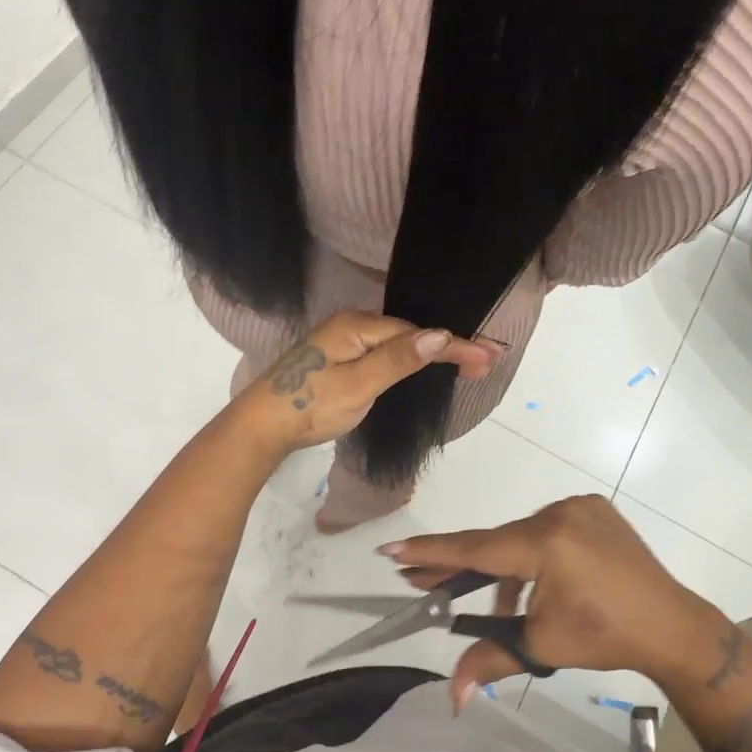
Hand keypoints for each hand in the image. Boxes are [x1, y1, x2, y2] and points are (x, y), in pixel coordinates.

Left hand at [229, 310, 498, 453]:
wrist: (261, 425)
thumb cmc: (310, 406)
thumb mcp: (358, 385)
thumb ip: (398, 359)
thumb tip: (439, 334)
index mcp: (357, 326)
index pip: (417, 332)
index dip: (455, 344)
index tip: (490, 356)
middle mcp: (351, 326)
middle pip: (410, 332)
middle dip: (450, 344)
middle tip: (488, 360)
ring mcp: (342, 342)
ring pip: (398, 342)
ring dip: (432, 351)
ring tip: (468, 361)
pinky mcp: (338, 359)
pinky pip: (384, 352)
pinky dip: (410, 358)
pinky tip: (424, 363)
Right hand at [381, 495, 721, 708]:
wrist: (671, 626)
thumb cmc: (604, 638)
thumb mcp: (542, 646)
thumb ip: (489, 659)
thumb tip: (451, 698)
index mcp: (545, 543)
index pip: (474, 549)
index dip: (430, 553)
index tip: (391, 548)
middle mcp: (559, 514)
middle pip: (495, 542)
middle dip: (459, 566)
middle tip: (417, 577)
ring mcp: (579, 507)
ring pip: (520, 537)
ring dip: (502, 568)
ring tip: (495, 605)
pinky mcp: (594, 509)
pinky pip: (546, 531)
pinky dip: (530, 555)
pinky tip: (531, 584)